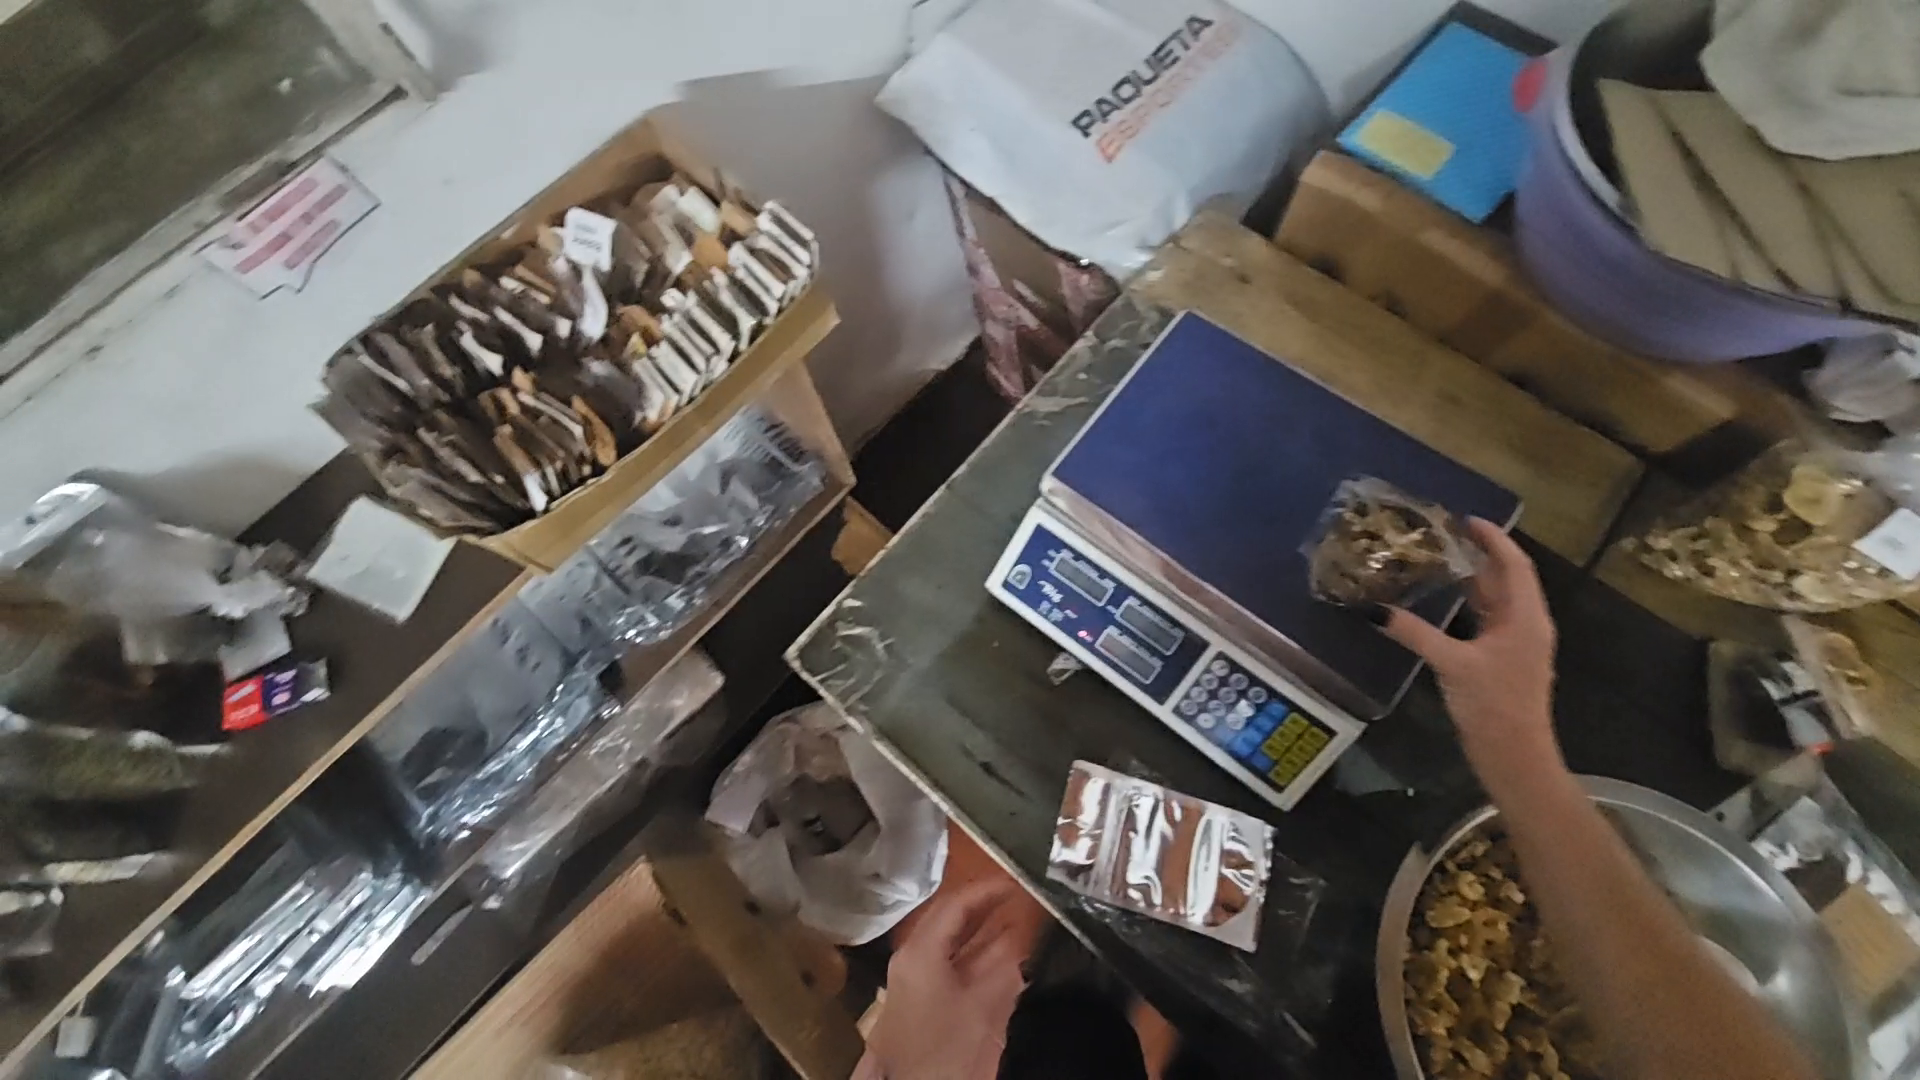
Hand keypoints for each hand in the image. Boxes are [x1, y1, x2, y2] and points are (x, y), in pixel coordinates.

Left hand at [856, 880, 1029, 1079]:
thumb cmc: (945, 1051)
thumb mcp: (981, 1009)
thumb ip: (1003, 970)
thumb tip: (1020, 941)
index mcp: (921, 950)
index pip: (956, 904)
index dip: (986, 890)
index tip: (1014, 881)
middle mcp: (911, 955)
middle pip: (947, 916)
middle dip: (981, 903)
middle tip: (1013, 893)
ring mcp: (911, 976)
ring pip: (947, 938)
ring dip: (978, 927)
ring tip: (1010, 914)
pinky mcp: (917, 996)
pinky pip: (946, 959)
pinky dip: (971, 951)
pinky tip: (995, 952)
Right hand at [1377, 519, 1564, 797]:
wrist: (1513, 755)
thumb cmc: (1493, 705)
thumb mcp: (1451, 664)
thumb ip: (1414, 633)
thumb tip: (1372, 610)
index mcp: (1525, 619)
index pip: (1514, 566)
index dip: (1494, 539)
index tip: (1466, 519)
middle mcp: (1525, 625)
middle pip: (1504, 579)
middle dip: (1477, 554)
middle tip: (1441, 533)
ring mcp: (1513, 643)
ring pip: (1493, 598)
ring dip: (1470, 577)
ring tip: (1436, 557)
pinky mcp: (1499, 659)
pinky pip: (1482, 617)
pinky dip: (1464, 601)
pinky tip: (1439, 599)